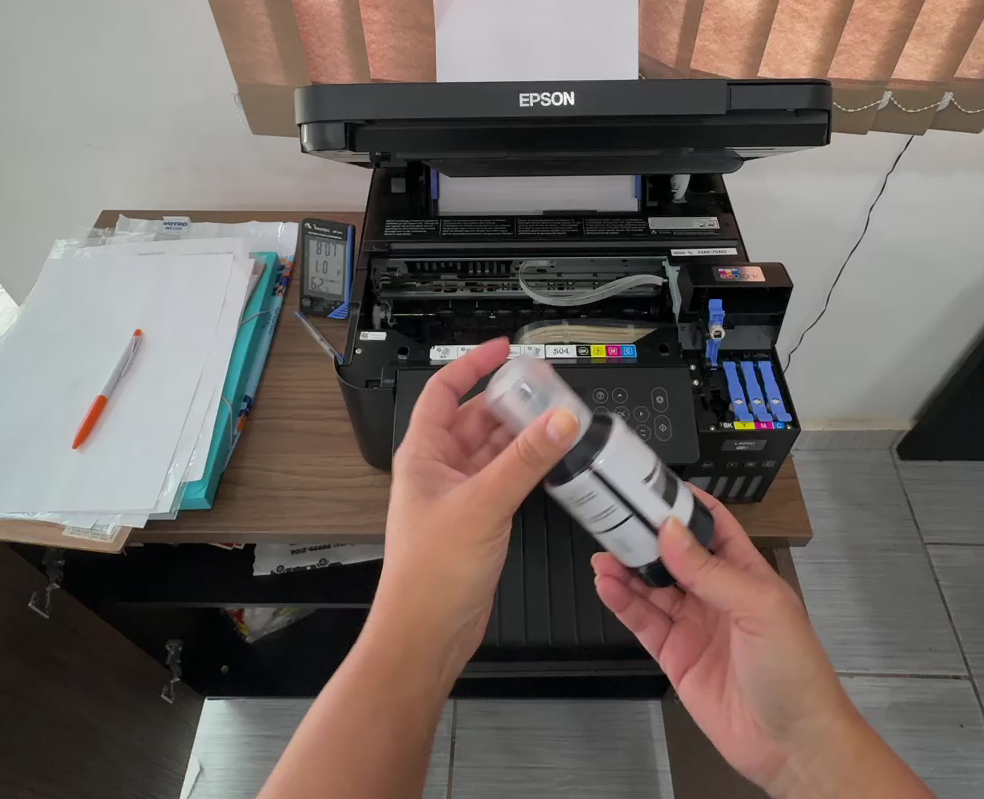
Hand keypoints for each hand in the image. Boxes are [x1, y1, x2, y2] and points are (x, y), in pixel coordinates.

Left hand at [375, 338, 581, 675]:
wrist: (427, 633)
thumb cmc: (429, 574)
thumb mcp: (482, 504)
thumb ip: (525, 460)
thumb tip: (558, 421)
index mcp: (424, 453)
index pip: (445, 391)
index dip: (472, 365)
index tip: (503, 350)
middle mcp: (440, 468)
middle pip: (477, 417)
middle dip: (510, 402)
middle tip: (546, 390)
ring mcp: (460, 492)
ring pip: (495, 447)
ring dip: (523, 434)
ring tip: (556, 420)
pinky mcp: (479, 516)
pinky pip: (506, 476)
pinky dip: (527, 465)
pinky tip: (550, 460)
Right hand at [595, 489, 925, 797]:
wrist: (793, 746)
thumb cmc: (795, 670)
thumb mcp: (759, 607)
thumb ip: (710, 570)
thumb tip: (669, 530)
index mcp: (743, 571)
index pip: (709, 524)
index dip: (682, 503)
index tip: (651, 485)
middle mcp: (715, 592)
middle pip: (672, 553)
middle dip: (644, 535)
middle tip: (613, 518)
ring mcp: (693, 623)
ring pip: (651, 585)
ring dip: (626, 568)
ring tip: (601, 554)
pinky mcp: (675, 654)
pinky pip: (643, 620)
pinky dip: (622, 601)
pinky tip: (607, 585)